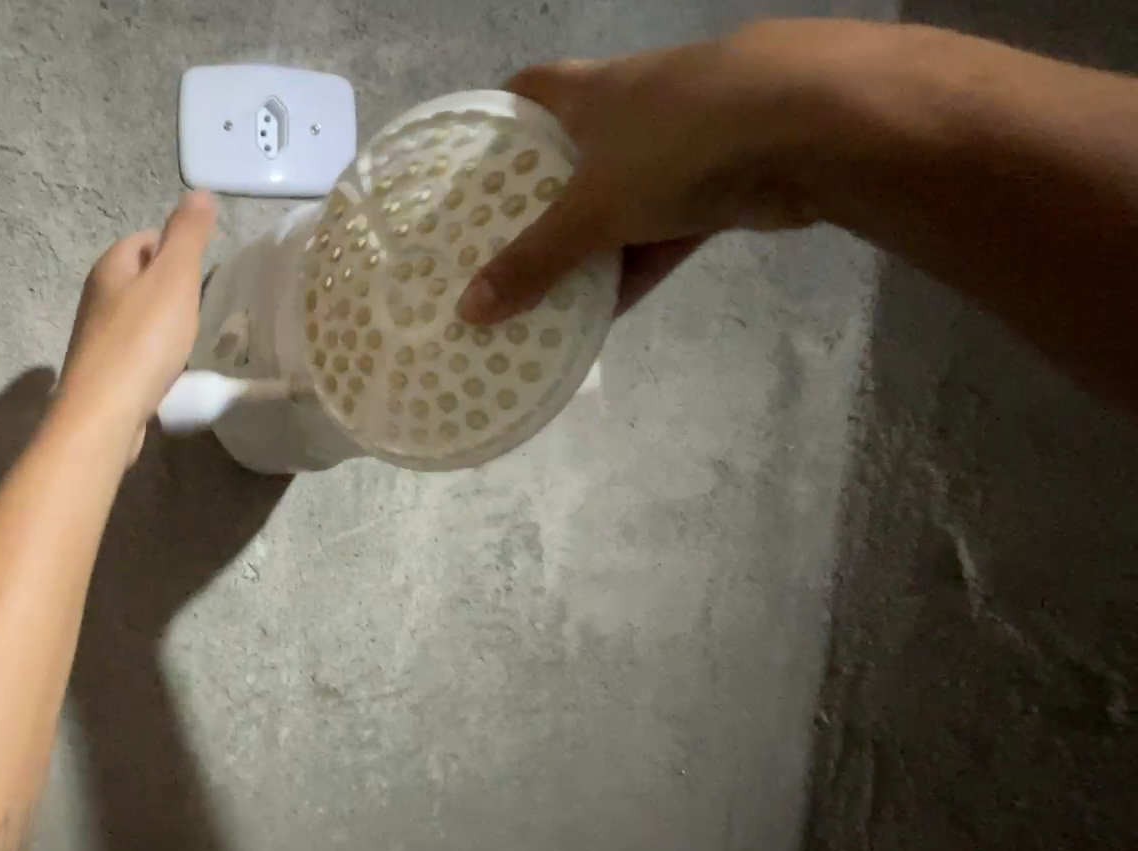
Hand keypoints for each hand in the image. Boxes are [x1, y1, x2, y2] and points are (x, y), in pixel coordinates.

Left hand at [56, 192, 217, 451]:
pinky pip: (132, 353)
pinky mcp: (100, 374)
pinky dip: (150, 356)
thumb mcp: (174, 278)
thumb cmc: (142, 342)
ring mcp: (94, 339)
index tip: (199, 273)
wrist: (105, 414)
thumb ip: (188, 234)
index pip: (144, 239)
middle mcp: (94, 298)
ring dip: (160, 326)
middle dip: (168, 289)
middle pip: (138, 280)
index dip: (174, 248)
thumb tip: (198, 191)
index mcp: (109, 267)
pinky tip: (165, 372)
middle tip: (197, 308)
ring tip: (184, 342)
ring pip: (135, 318)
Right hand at [457, 20, 880, 324]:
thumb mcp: (591, 211)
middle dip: (535, 199)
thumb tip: (467, 312)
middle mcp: (637, 106)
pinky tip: (606, 309)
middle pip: (571, 152)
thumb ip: (531, 263)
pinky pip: (664, 228)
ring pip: (619, 197)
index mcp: (596, 91)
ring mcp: (687, 140)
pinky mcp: (728, 176)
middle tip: (493, 245)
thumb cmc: (684, 143)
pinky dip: (636, 264)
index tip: (465, 164)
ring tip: (542, 291)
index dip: (495, 120)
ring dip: (586, 244)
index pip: (529, 90)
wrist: (832, 126)